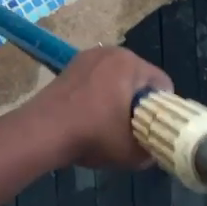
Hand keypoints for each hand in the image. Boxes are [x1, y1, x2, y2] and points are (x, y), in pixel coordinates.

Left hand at [23, 46, 171, 168]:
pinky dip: (101, 92)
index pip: (162, 83)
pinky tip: (92, 114)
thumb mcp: (132, 153)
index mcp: (130, 64)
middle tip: (134, 127)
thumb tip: (154, 149)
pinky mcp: (72, 65)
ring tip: (111, 123)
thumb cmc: (92, 136)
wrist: (42, 131)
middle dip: (140, 101)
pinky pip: (98, 77)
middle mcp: (111, 52)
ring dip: (120, 96)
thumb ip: (152, 150)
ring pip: (118, 76)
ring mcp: (88, 56)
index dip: (164, 108)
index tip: (155, 128)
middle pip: (140, 77)